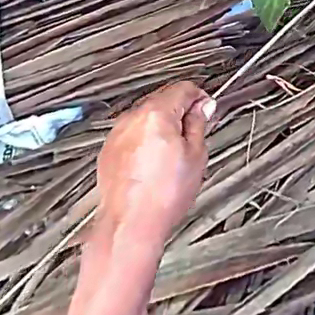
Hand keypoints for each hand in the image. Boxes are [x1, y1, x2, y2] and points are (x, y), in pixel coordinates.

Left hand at [94, 81, 213, 252]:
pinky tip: (154, 163)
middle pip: (163, 99)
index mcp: (157, 113)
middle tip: (193, 132)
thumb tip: (202, 108)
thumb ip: (199, 124)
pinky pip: (132, 133)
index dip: (199, 97)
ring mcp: (118, 133)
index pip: (183, 88)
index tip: (206, 108)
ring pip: (147, 116)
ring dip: (161, 125)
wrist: (130, 225)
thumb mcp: (196, 156)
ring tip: (173, 154)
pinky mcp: (109, 149)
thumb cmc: (162, 196)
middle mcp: (134, 118)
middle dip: (180, 110)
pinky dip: (144, 140)